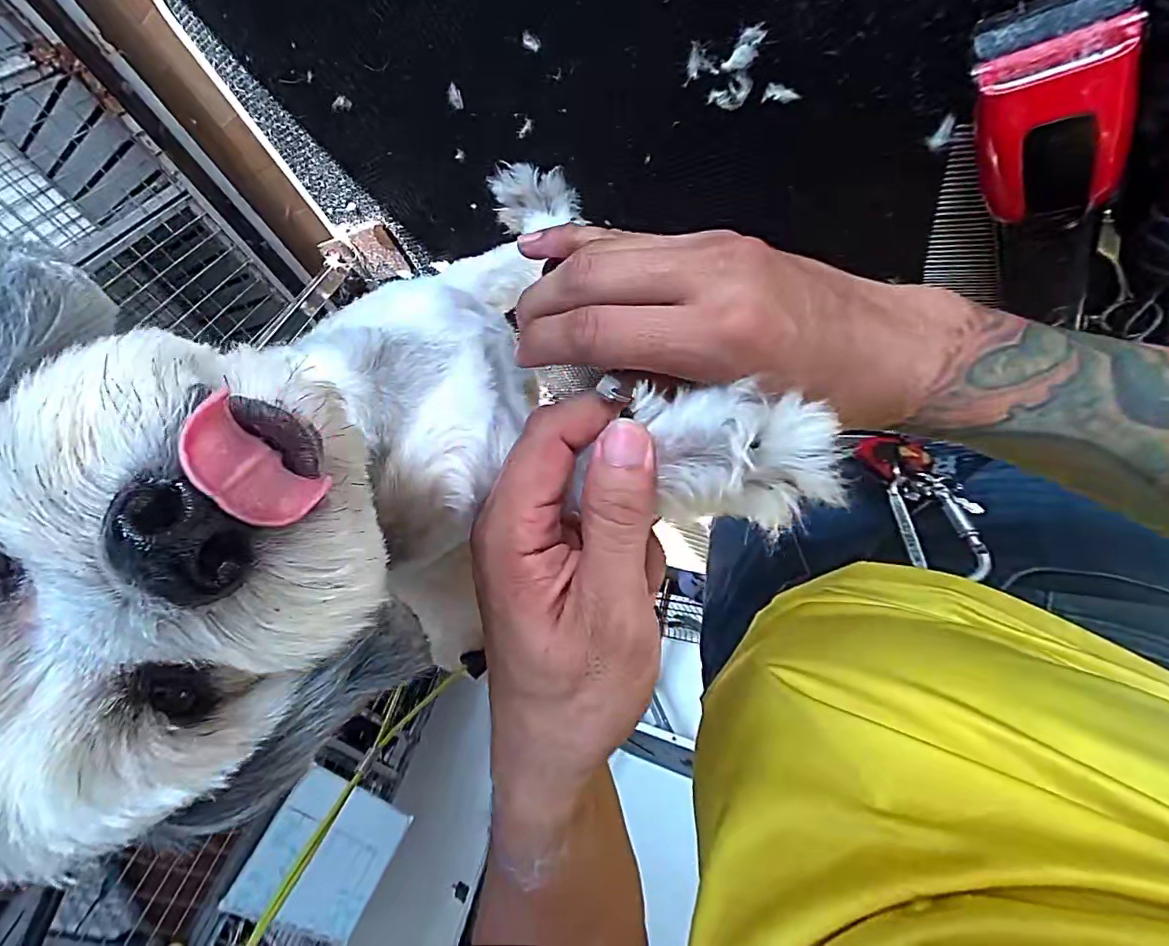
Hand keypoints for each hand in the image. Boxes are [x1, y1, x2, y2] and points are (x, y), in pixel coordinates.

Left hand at [471, 394, 664, 822]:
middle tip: (655, 517)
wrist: (557, 751)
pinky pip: (594, 512)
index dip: (602, 416)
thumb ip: (619, 515)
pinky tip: (628, 582)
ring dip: (626, 513)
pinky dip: (623, 535)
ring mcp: (530, 534)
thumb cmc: (582, 692)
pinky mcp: (551, 549)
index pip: (548, 432)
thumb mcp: (613, 604)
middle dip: (621, 473)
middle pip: (567, 448)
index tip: (659, 430)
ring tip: (637, 571)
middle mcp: (509, 519)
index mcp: (510, 527)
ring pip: (589, 480)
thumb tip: (628, 430)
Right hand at [515, 226, 981, 428]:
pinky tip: (548, 244)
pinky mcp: (718, 236)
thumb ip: (664, 394)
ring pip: (608, 247)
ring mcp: (712, 246)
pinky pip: (636, 236)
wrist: (886, 344)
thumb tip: (601, 379)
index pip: (598, 330)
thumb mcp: (744, 415)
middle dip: (540, 307)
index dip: (547, 346)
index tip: (524, 362)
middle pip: (591, 278)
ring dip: (557, 272)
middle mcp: (708, 275)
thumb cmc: (826, 394)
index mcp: (716, 333)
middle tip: (517, 336)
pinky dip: (587, 241)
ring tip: (526, 299)